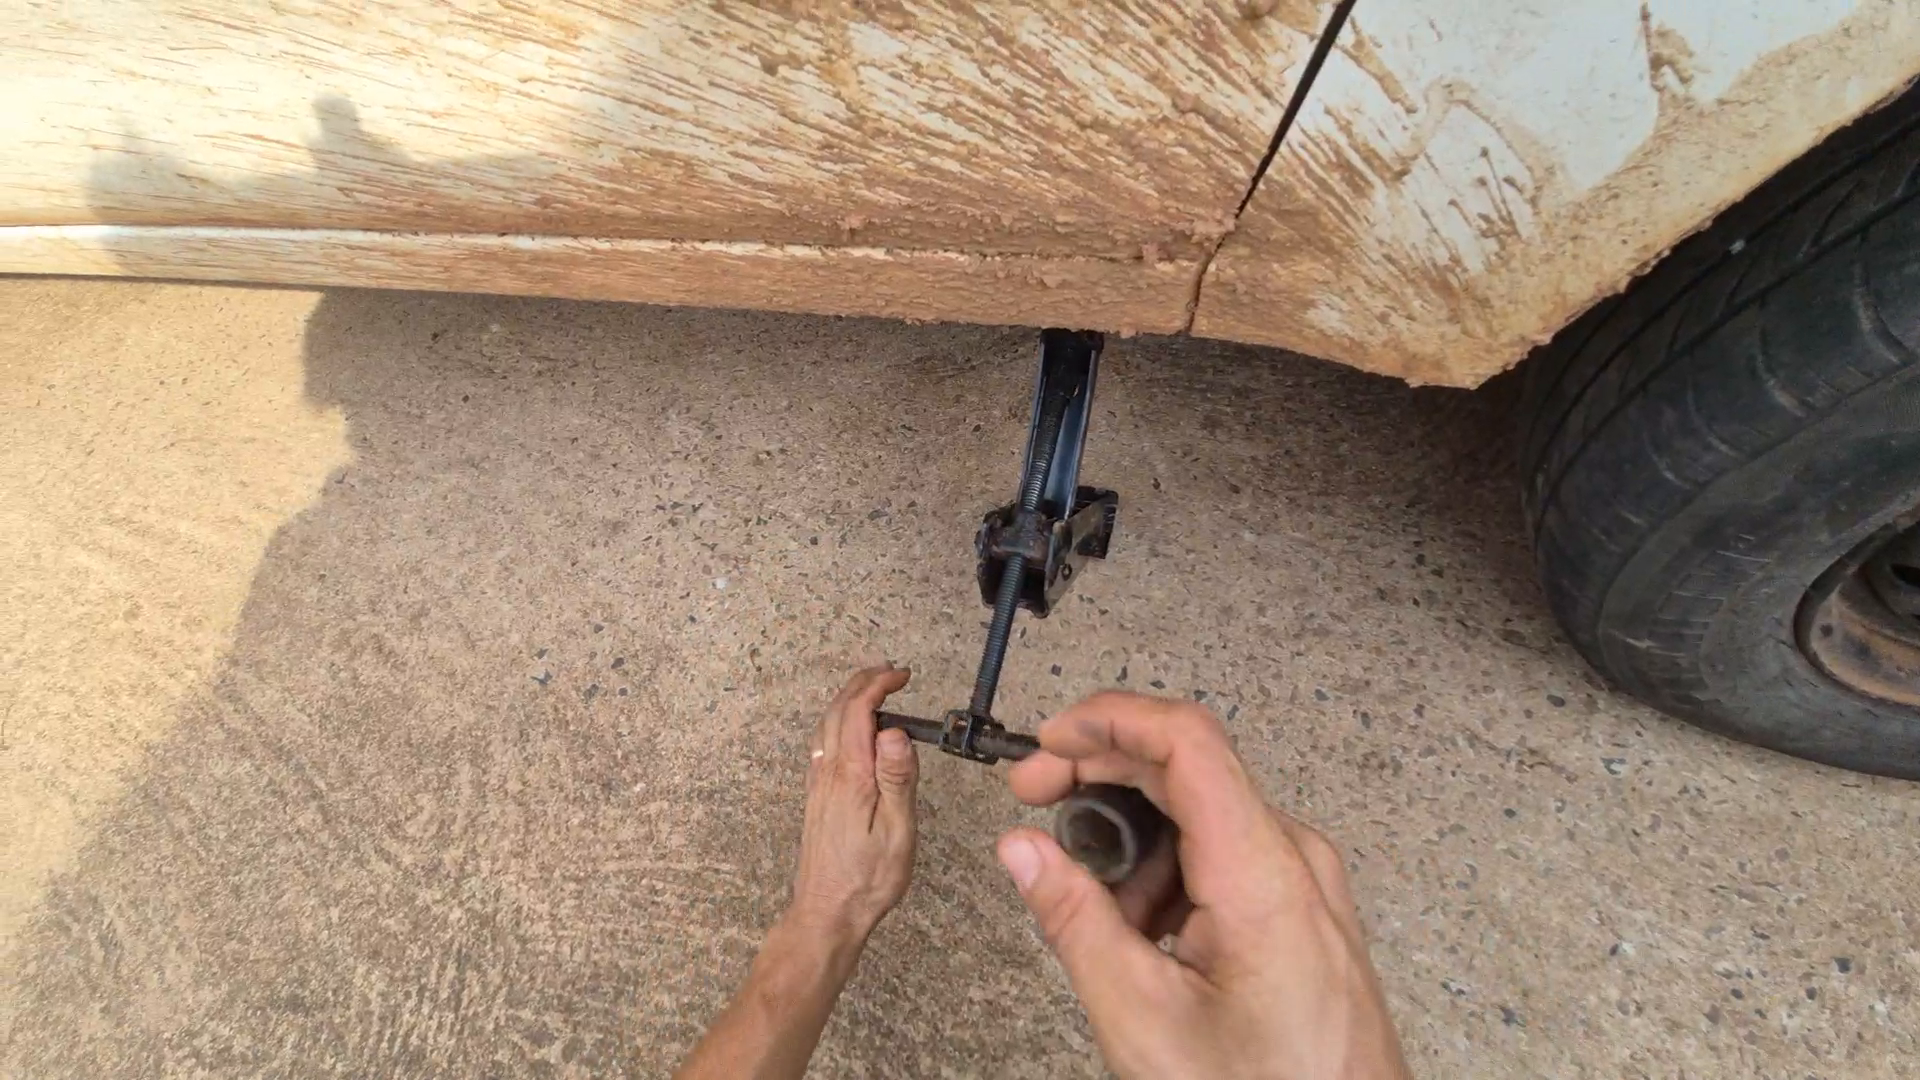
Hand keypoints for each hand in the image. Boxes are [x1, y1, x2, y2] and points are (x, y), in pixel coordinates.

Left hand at [788, 665, 919, 942]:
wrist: (826, 914)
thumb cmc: (867, 878)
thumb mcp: (897, 830)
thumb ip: (896, 778)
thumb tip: (895, 731)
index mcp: (851, 774)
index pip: (858, 710)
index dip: (879, 684)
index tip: (903, 675)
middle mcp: (829, 771)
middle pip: (838, 709)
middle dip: (864, 681)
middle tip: (892, 673)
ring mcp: (819, 782)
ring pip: (827, 723)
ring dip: (850, 698)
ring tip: (876, 690)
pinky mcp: (817, 795)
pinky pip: (823, 742)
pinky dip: (839, 719)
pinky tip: (852, 729)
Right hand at [998, 693, 1409, 1079]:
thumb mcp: (1145, 1022)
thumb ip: (1073, 922)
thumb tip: (1021, 847)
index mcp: (1261, 873)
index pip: (1186, 739)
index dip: (1110, 718)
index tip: (1051, 739)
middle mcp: (1289, 854)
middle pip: (1178, 763)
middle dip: (1095, 770)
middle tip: (1032, 795)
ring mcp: (1296, 874)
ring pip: (1189, 805)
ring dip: (1124, 832)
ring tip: (1095, 903)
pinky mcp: (1290, 896)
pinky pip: (1212, 844)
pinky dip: (1158, 864)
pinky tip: (1140, 926)